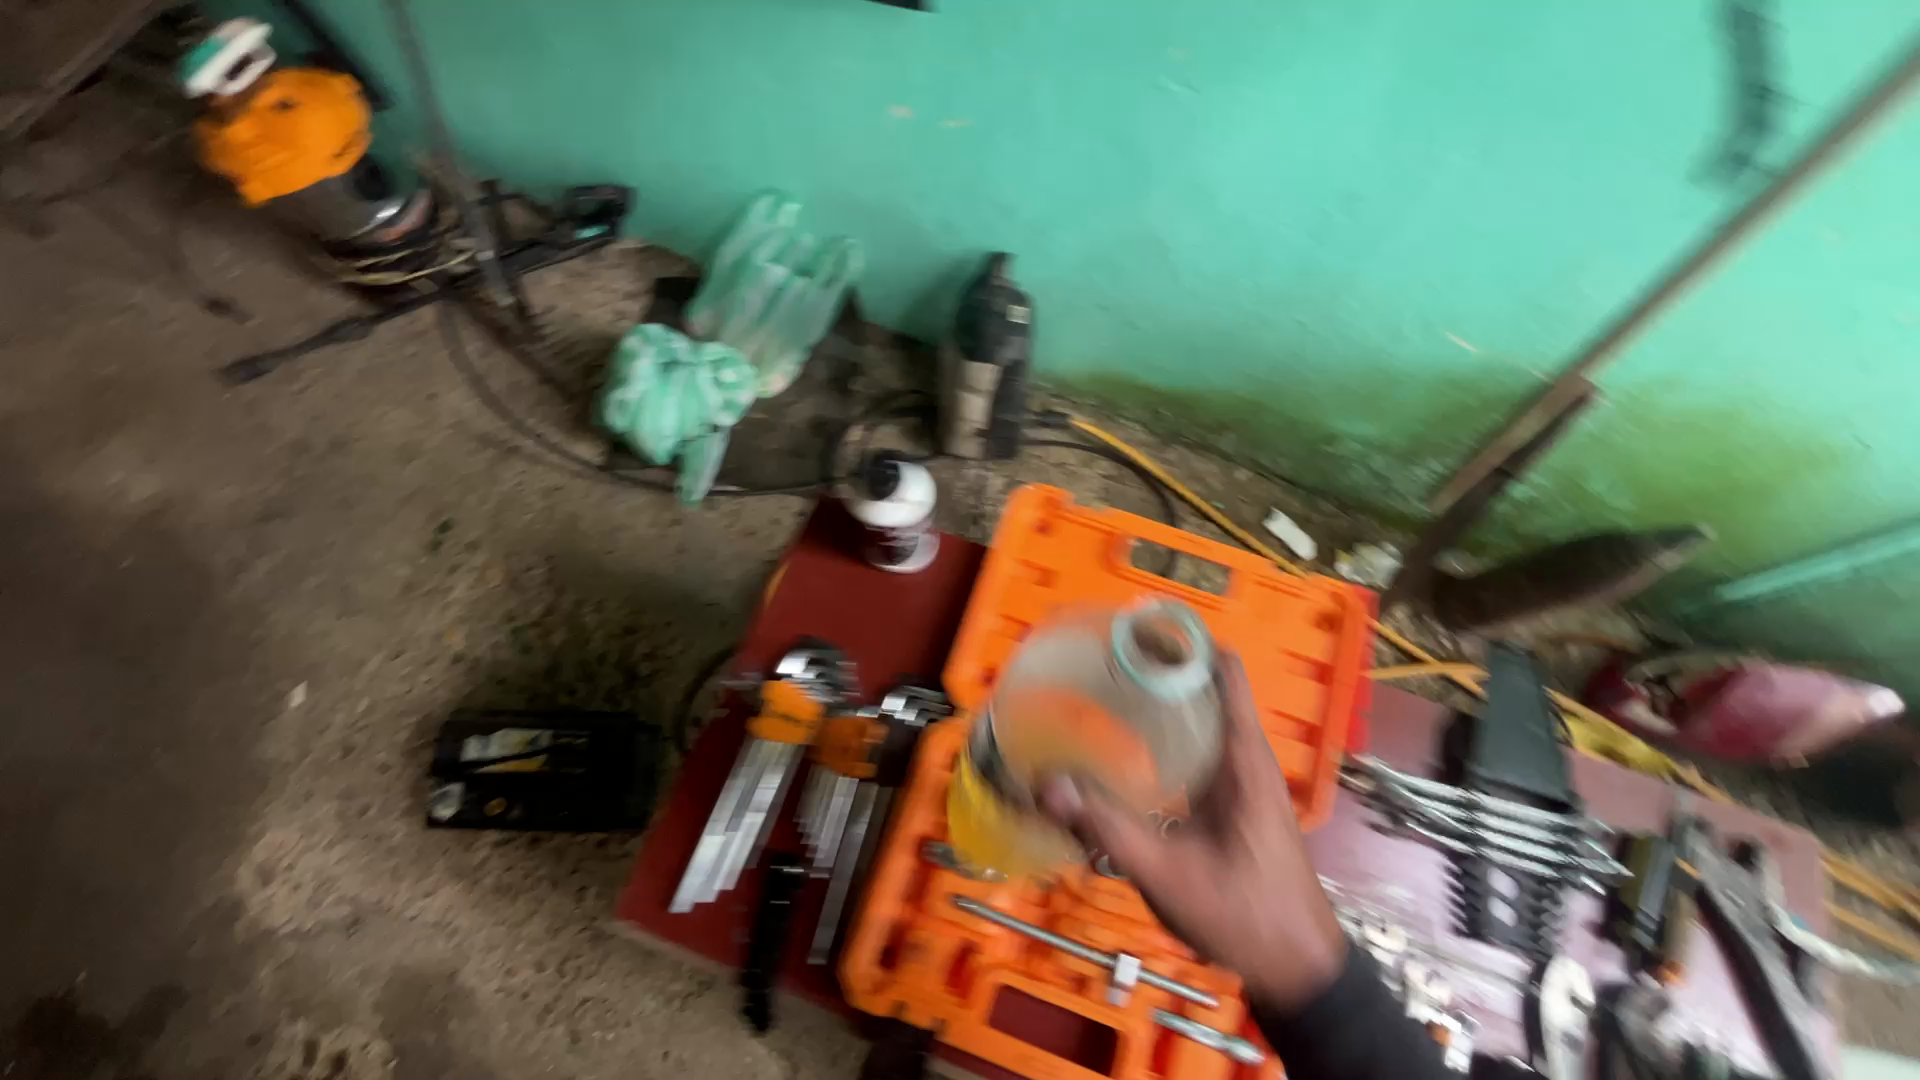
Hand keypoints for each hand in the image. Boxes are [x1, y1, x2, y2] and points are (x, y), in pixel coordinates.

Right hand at [1037, 651, 1347, 1010]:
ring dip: (1165, 703)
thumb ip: (1105, 826)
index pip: (1225, 673)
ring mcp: (1245, 782)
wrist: (1300, 970)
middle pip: (1209, 690)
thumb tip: (1046, 784)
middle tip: (1105, 661)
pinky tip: (1131, 754)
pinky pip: (1202, 751)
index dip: (1187, 643)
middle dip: (1161, 669)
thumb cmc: (1243, 912)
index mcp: (1244, 759)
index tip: (1136, 630)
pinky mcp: (1237, 804)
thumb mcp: (1167, 872)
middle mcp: (1248, 759)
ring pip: (1205, 721)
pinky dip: (1170, 738)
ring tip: (1109, 694)